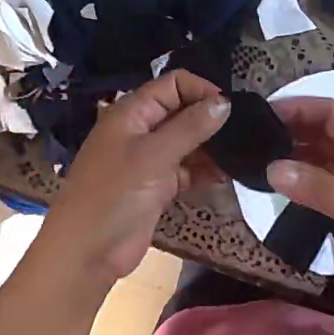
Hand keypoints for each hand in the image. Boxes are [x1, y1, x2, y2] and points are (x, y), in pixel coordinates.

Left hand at [39, 71, 231, 285]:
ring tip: (241, 155)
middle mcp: (140, 130)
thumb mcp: (154, 155)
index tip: (231, 107)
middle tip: (246, 132)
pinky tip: (226, 177)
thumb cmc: (115, 194)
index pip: (171, 84)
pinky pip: (185, 170)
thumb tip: (223, 102)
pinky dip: (204, 172)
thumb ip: (189, 127)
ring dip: (211, 148)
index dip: (201, 89)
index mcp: (131, 113)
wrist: (87, 249)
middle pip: (181, 111)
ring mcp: (148, 160)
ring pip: (186, 142)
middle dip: (210, 118)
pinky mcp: (156, 186)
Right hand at [267, 96, 333, 328]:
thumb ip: (320, 188)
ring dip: (289, 156)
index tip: (263, 111)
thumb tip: (271, 167)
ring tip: (252, 156)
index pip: (332, 113)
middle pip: (321, 134)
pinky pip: (317, 188)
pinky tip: (271, 186)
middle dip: (289, 129)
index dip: (300, 106)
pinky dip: (296, 184)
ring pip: (317, 161)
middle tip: (248, 135)